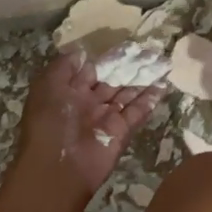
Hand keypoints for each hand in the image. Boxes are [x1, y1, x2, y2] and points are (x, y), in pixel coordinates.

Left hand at [16, 49, 164, 195]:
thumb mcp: (48, 85)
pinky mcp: (120, 132)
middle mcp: (88, 103)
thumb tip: (82, 52)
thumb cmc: (49, 121)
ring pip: (127, 94)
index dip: (107, 58)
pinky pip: (137, 112)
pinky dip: (149, 100)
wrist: (57, 167)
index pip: (91, 70)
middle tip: (151, 50)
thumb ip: (64, 66)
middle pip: (112, 80)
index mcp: (68, 91)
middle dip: (129, 67)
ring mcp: (105, 117)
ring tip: (163, 63)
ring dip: (143, 80)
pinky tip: (163, 85)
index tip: (126, 44)